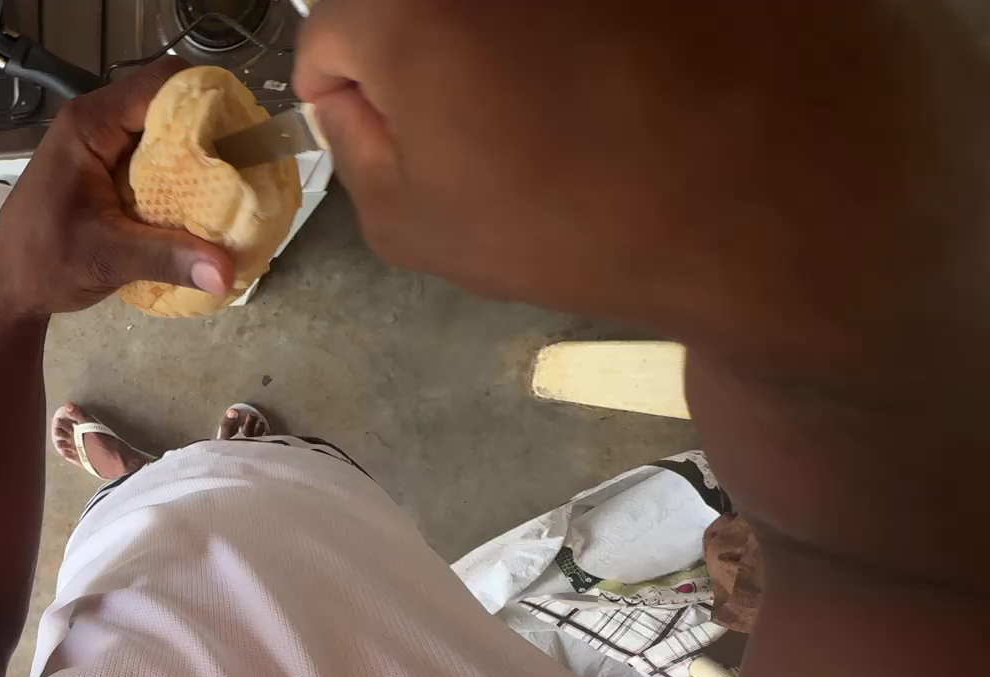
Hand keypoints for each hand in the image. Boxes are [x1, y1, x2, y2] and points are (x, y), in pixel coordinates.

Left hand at [0, 57, 234, 317]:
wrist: (5, 291)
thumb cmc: (41, 265)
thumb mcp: (106, 259)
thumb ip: (167, 258)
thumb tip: (226, 272)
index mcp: (90, 125)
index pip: (163, 83)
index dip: (210, 101)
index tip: (243, 136)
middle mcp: (96, 125)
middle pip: (168, 107)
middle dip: (209, 135)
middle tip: (244, 169)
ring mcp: (98, 149)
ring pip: (161, 137)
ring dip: (194, 161)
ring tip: (228, 189)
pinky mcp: (102, 174)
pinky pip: (149, 164)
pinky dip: (175, 182)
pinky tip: (196, 208)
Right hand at [295, 0, 989, 353]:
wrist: (780, 192)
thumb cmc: (566, 221)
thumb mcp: (408, 223)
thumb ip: (351, 150)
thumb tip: (356, 100)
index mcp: (410, 2)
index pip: (327, 33)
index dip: (343, 98)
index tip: (387, 139)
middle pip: (408, 2)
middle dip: (414, 58)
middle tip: (468, 125)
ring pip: (496, 3)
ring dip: (495, 38)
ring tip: (552, 103)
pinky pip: (577, 0)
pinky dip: (577, 24)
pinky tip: (617, 71)